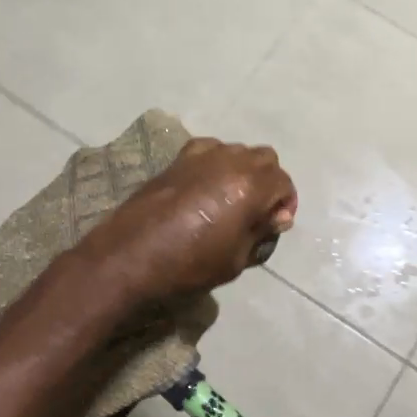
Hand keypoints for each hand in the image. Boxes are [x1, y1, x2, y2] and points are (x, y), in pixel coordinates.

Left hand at [80, 137, 297, 304]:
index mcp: (251, 186)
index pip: (284, 183)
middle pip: (266, 159)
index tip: (276, 224)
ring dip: (244, 170)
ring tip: (233, 198)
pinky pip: (211, 150)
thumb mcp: (236, 259)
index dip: (286, 203)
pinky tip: (207, 185)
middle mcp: (232, 161)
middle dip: (268, 182)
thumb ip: (261, 232)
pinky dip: (217, 162)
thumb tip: (275, 217)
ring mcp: (203, 155)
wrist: (130, 258)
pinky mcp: (179, 158)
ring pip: (238, 151)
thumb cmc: (189, 266)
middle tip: (259, 210)